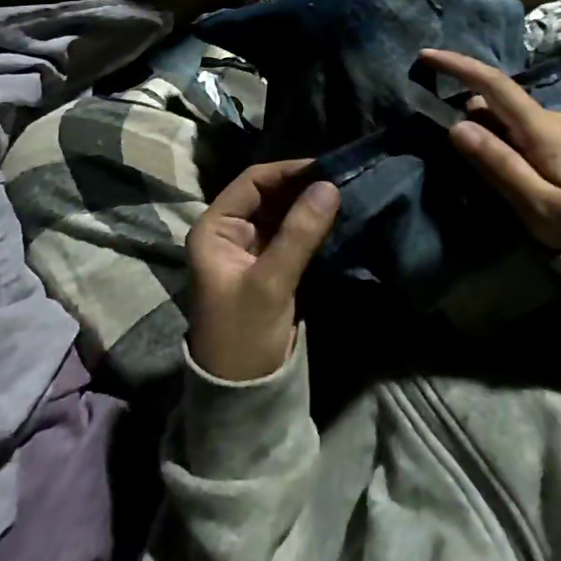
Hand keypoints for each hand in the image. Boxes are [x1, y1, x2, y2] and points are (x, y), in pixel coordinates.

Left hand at [186, 160, 340, 381]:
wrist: (241, 393)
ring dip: (310, 205)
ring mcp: (251, 250)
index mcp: (214, 229)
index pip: (252, 183)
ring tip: (346, 193)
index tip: (327, 167)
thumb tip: (330, 186)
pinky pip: (293, 235)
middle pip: (269, 195)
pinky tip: (338, 219)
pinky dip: (313, 226)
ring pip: (283, 214)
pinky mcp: (271, 267)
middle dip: (303, 186)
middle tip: (344, 178)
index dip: (288, 171)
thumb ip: (299, 233)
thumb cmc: (244, 334)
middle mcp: (229, 233)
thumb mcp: (271, 282)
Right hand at [421, 49, 560, 251]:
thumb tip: (456, 126)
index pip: (495, 85)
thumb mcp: (534, 201)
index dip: (459, 67)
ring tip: (472, 164)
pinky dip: (498, 136)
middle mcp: (550, 117)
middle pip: (497, 100)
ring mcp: (557, 126)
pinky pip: (518, 126)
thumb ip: (497, 163)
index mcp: (543, 129)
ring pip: (506, 115)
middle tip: (444, 140)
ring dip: (482, 127)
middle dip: (465, 109)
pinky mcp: (559, 139)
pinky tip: (495, 163)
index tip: (427, 56)